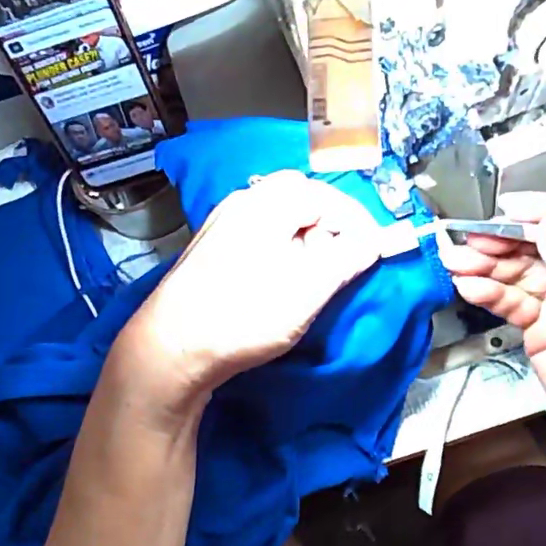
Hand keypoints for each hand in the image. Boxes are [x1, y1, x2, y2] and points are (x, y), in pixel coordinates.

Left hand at [113, 171, 383, 412]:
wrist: (169, 349)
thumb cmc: (242, 318)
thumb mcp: (307, 290)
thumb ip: (346, 259)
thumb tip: (370, 242)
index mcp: (266, 205)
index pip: (327, 196)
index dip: (357, 221)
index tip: (376, 249)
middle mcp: (242, 203)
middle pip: (300, 196)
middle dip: (329, 222)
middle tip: (345, 256)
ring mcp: (222, 224)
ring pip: (278, 214)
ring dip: (305, 234)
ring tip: (316, 270)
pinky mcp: (211, 248)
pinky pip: (259, 231)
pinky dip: (282, 244)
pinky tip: (282, 274)